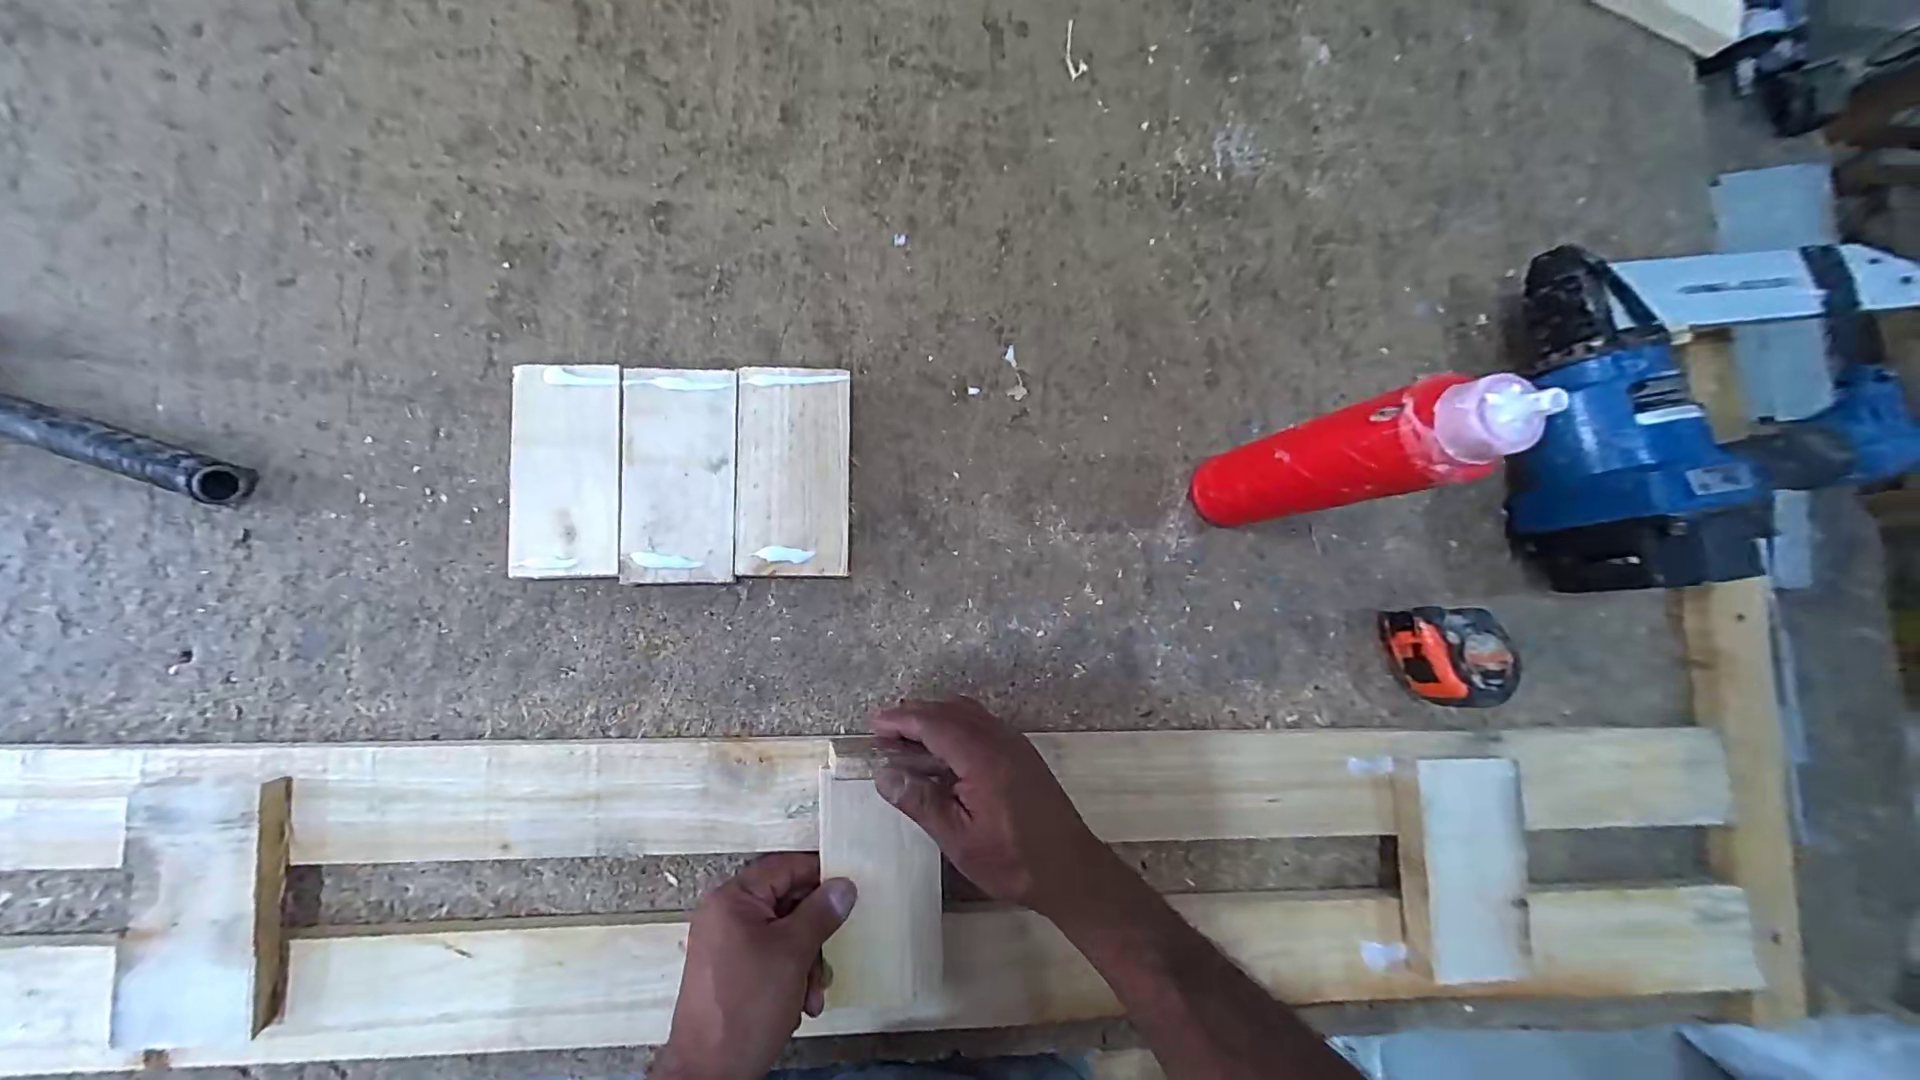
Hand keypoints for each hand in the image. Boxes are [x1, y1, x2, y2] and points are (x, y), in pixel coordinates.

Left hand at [653, 853, 855, 1079]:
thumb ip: (821, 912)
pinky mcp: (729, 971)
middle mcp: (725, 914)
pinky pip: (769, 955)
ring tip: (812, 995)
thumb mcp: (793, 952)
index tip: (848, 888)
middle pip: (786, 902)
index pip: (784, 867)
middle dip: (814, 933)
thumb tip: (845, 884)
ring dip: (806, 961)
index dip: (819, 874)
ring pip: (782, 932)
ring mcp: (725, 944)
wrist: (707, 1079)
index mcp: (733, 899)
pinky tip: (800, 1004)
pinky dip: (789, 974)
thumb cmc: (747, 1006)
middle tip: (829, 956)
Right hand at [871, 697, 1122, 919]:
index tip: (873, 725)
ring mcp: (1013, 743)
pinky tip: (941, 753)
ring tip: (905, 740)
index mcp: (982, 755)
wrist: (1072, 869)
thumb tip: (884, 774)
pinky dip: (954, 728)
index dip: (901, 720)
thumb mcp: (959, 839)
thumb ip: (921, 802)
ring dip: (935, 720)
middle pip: (950, 711)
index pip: (934, 723)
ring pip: (967, 715)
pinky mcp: (1020, 753)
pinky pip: (981, 725)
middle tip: (883, 733)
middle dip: (914, 716)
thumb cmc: (1013, 860)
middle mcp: (999, 738)